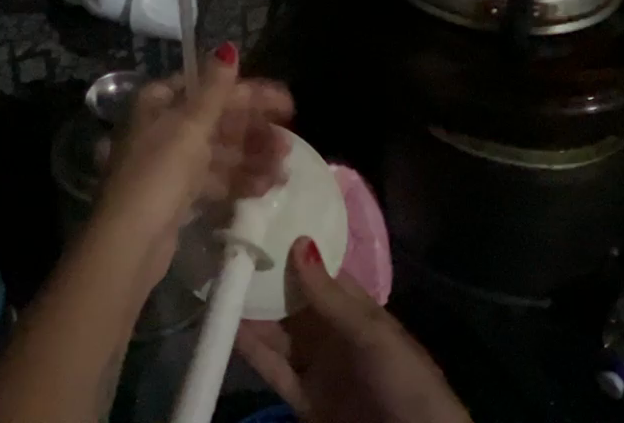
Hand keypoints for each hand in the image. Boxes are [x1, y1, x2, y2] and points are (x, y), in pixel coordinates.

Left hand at [90, 44, 292, 287]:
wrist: (130, 240)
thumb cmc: (158, 172)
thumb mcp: (189, 125)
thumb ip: (214, 88)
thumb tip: (227, 47)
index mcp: (159, 102)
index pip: (210, 87)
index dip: (249, 94)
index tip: (287, 105)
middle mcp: (162, 127)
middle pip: (217, 120)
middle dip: (254, 131)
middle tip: (289, 144)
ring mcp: (169, 163)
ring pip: (219, 152)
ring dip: (252, 157)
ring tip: (284, 170)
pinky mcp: (177, 195)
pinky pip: (214, 179)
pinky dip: (238, 180)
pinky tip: (267, 187)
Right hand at [236, 237, 469, 422]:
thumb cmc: (407, 385)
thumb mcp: (373, 336)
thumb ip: (330, 295)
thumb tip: (299, 239)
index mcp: (356, 310)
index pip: (318, 270)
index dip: (289, 248)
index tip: (255, 223)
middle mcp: (332, 332)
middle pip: (290, 299)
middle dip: (261, 278)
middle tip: (225, 249)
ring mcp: (316, 365)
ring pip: (276, 331)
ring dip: (250, 311)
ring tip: (216, 282)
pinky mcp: (303, 399)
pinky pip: (272, 368)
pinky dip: (250, 349)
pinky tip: (227, 327)